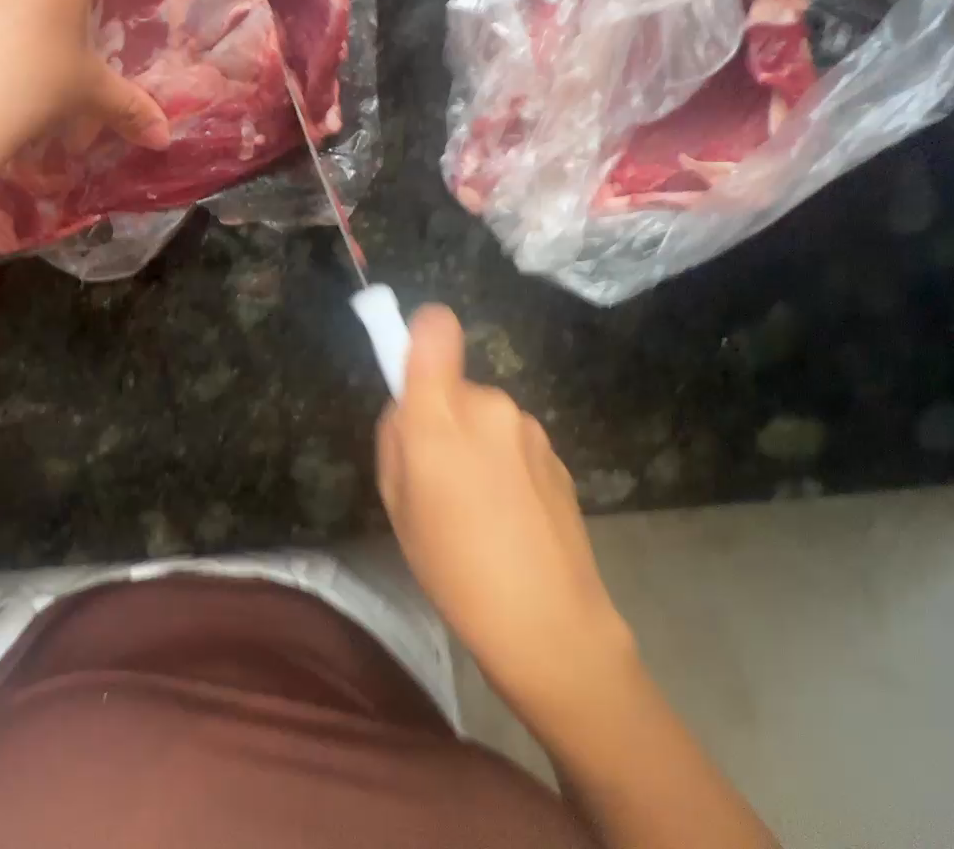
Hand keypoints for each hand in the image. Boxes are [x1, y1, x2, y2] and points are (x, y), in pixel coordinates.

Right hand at [377, 305, 634, 712]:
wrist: (547, 620)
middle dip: (438, 416)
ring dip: (472, 443)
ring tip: (473, 506)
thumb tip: (408, 411)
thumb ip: (395, 442)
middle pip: (452, 386)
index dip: (419, 334)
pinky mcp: (558, 455)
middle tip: (432, 477)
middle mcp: (489, 408)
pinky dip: (501, 464)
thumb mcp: (396, 505)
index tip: (409, 364)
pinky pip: (511, 442)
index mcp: (439, 419)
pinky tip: (506, 515)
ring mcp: (530, 431)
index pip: (435, 334)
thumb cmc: (451, 566)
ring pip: (482, 417)